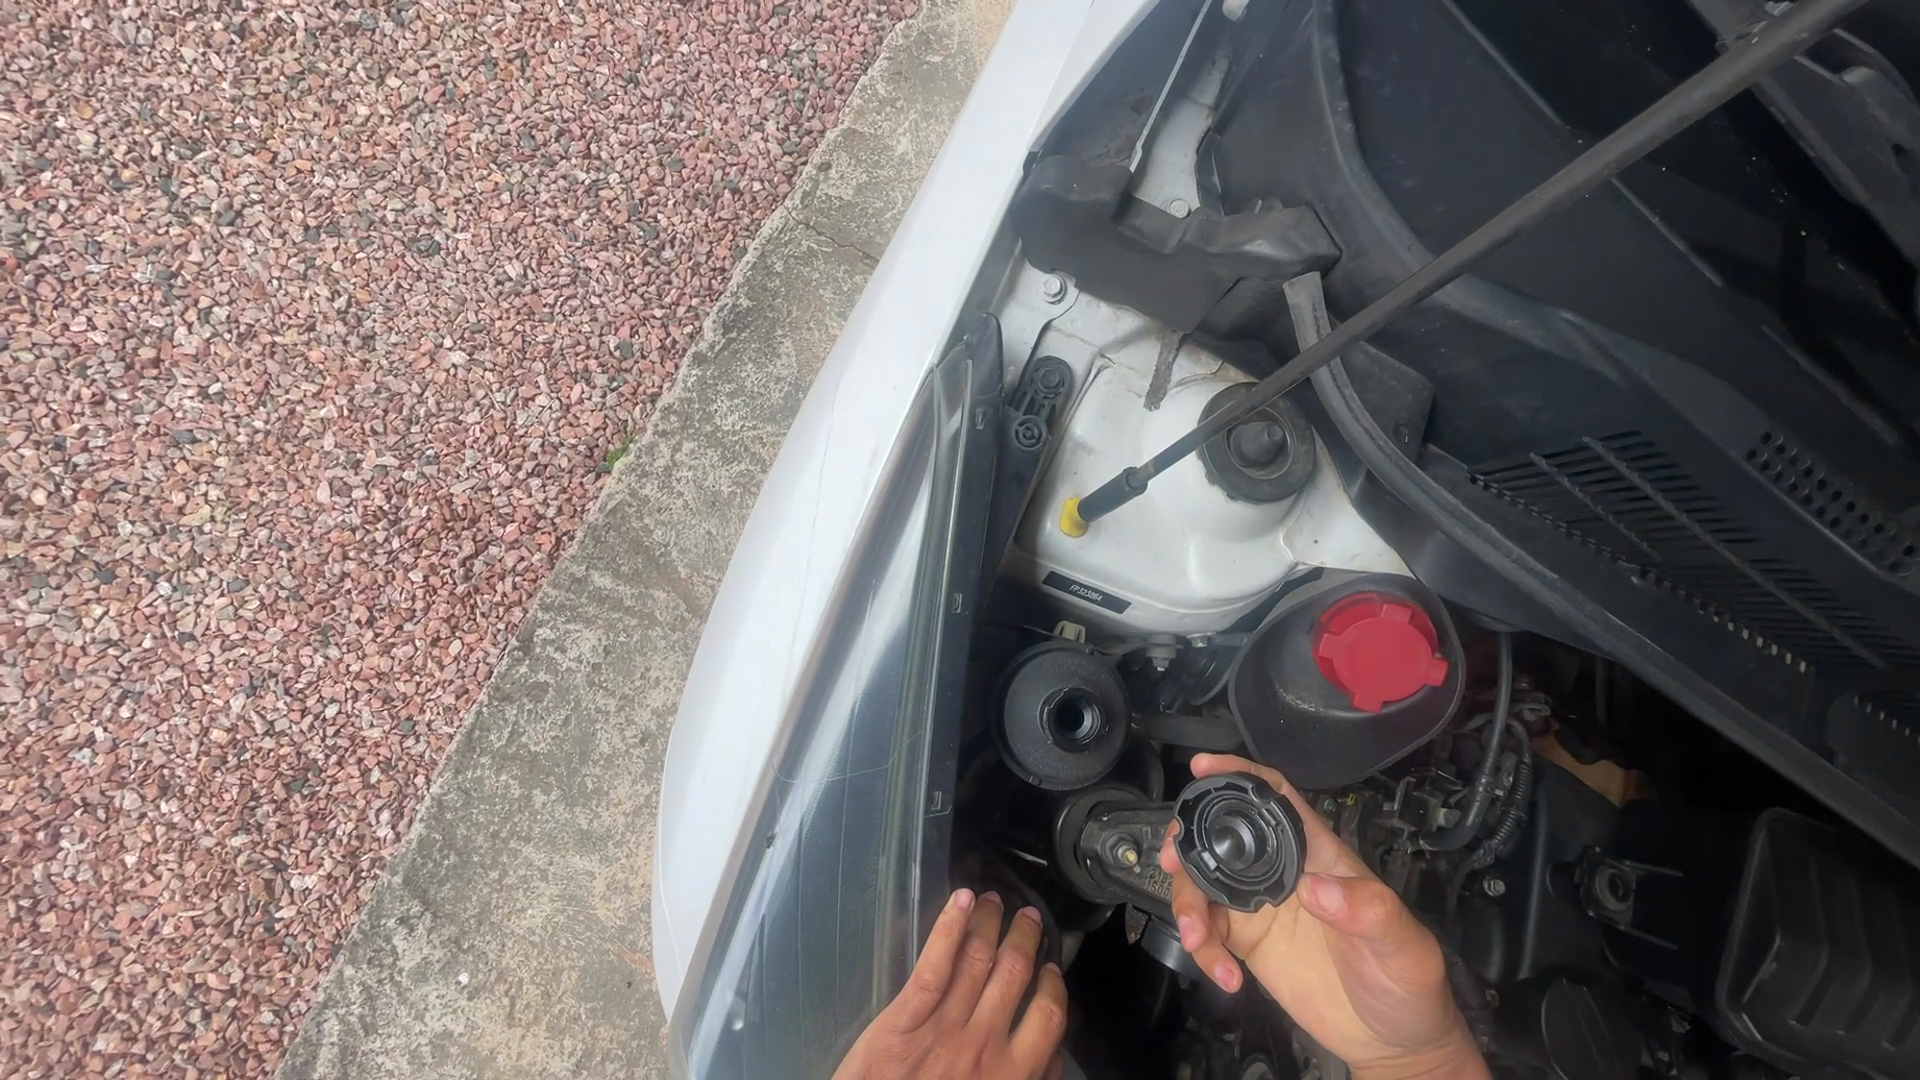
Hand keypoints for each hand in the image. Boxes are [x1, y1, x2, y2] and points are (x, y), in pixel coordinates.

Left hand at [832, 889, 1067, 1079]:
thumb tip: (1051, 1058)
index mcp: (1010, 1076)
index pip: (1048, 1017)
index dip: (1053, 986)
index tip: (1050, 966)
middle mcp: (982, 1043)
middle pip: (1013, 973)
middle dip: (1023, 937)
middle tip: (1028, 915)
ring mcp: (943, 1026)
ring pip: (977, 959)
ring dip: (989, 922)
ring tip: (994, 900)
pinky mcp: (904, 1018)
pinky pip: (934, 963)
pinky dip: (951, 925)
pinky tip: (962, 898)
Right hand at [1160, 754, 1487, 1079]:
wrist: (1392, 1042)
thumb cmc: (1408, 982)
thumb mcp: (1403, 944)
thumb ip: (1368, 910)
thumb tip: (1316, 888)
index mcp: (1313, 852)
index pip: (1272, 797)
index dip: (1238, 773)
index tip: (1203, 766)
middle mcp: (1278, 870)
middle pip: (1219, 836)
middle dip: (1187, 839)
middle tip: (1173, 859)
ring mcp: (1256, 904)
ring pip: (1202, 882)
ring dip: (1187, 904)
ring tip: (1197, 938)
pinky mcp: (1245, 940)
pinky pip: (1208, 931)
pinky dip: (1204, 949)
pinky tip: (1226, 976)